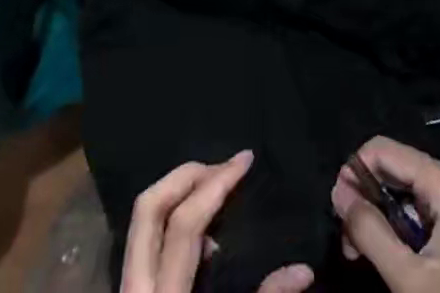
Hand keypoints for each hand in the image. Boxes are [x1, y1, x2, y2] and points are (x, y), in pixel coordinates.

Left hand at [122, 151, 313, 292]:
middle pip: (148, 208)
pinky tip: (205, 241)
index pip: (185, 224)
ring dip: (178, 194)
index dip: (217, 185)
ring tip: (218, 189)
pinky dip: (174, 224)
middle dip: (187, 174)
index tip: (247, 160)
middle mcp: (136, 289)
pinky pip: (146, 246)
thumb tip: (303, 271)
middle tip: (226, 164)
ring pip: (141, 223)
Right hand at [331, 137, 439, 292]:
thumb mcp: (410, 278)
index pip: (383, 149)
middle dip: (363, 199)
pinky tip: (382, 256)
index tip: (336, 211)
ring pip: (399, 192)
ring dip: (374, 219)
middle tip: (346, 244)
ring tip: (357, 256)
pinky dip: (393, 229)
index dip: (353, 173)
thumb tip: (338, 192)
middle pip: (391, 168)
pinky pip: (414, 211)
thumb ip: (371, 232)